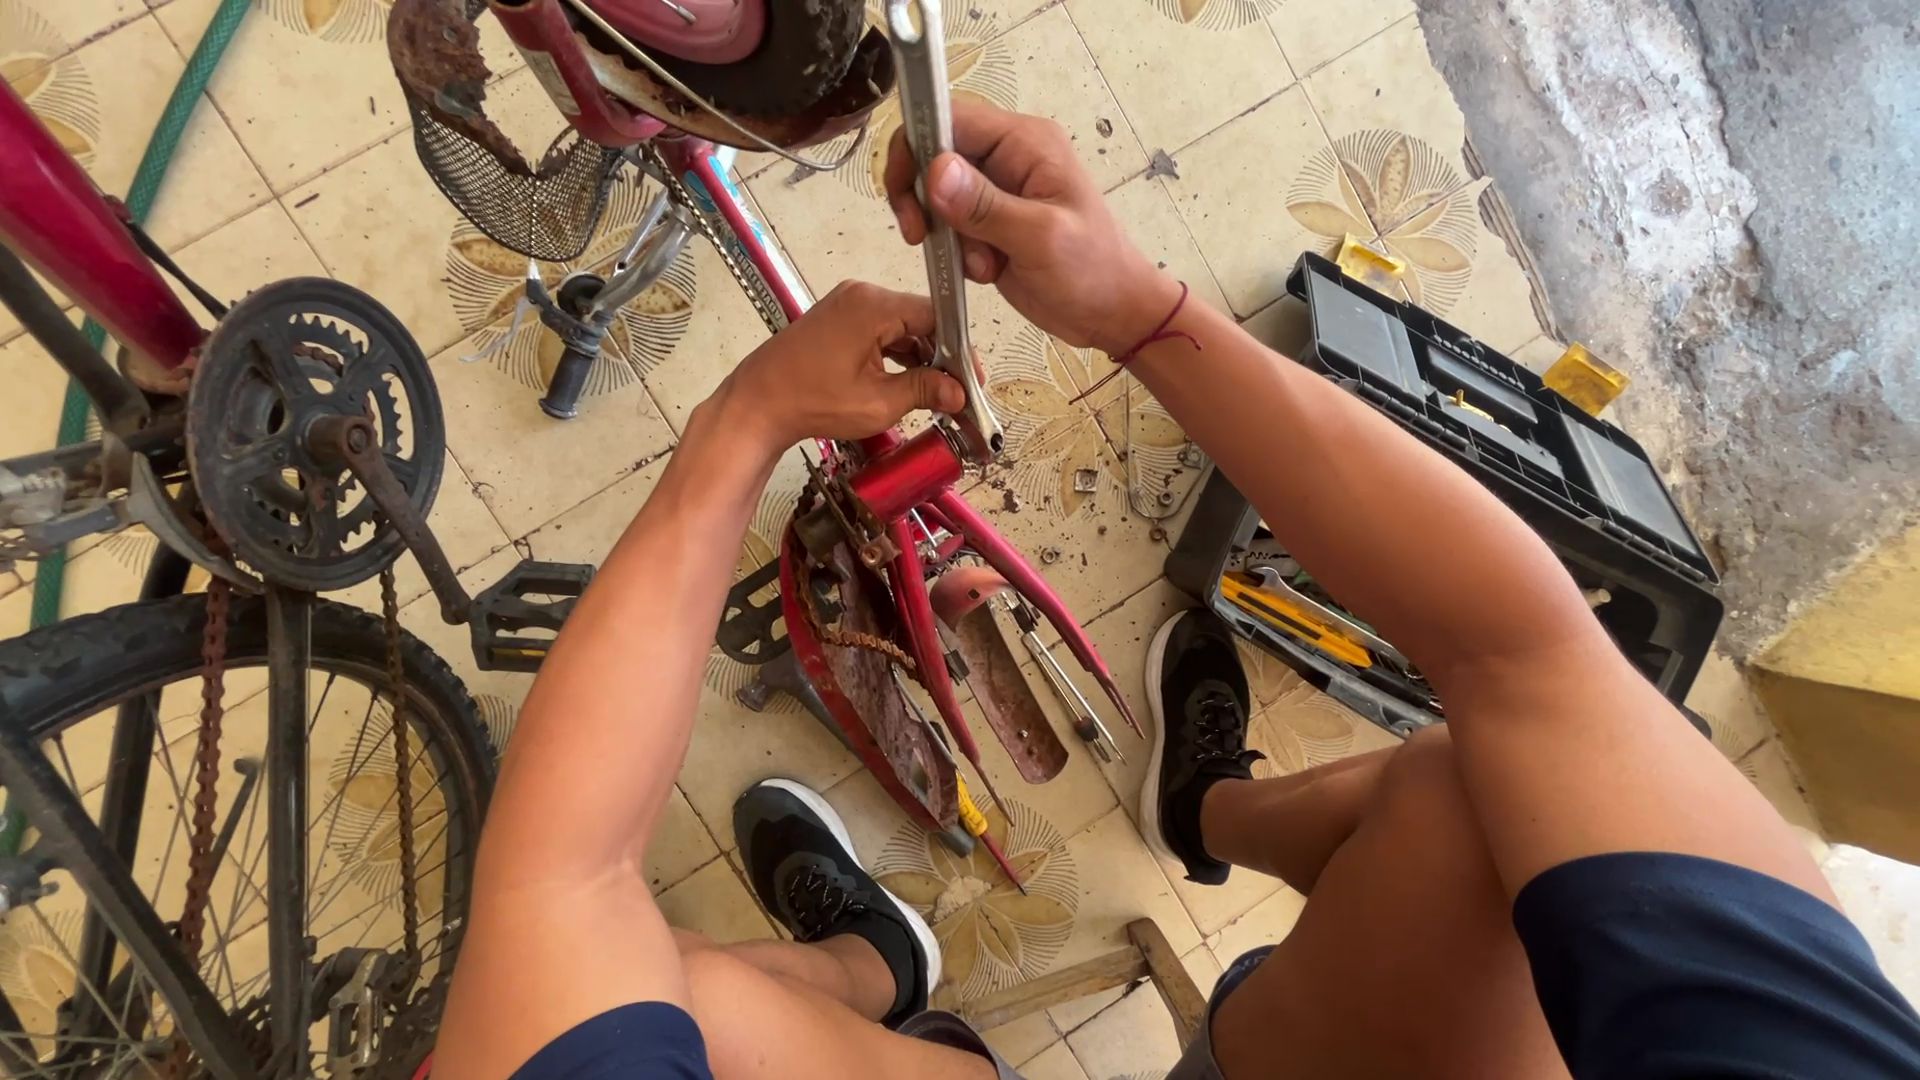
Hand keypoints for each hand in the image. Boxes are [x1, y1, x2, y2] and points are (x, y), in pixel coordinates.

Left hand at [718, 281, 965, 449]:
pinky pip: (880, 331)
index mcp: (873, 305)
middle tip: (956, 389)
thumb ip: (924, 391)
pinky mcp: (838, 320)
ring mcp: (847, 305)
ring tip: (934, 392)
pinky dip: (896, 355)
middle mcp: (862, 295)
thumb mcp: (879, 402)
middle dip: (941, 355)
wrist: (760, 404)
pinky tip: (907, 382)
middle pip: (919, 319)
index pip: (936, 316)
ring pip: (901, 326)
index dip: (959, 350)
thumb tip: (958, 393)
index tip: (971, 378)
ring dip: (919, 357)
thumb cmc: (812, 401)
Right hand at [884, 101, 1180, 355]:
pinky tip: (987, 272)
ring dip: (946, 236)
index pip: (951, 120)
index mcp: (1024, 143)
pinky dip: (957, 254)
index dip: (917, 149)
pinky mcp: (989, 229)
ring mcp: (996, 196)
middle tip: (921, 237)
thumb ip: (986, 206)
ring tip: (981, 265)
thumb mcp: (1039, 237)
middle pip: (935, 157)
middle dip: (924, 199)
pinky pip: (951, 231)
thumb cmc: (1092, 270)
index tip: (907, 196)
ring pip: (938, 199)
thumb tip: (934, 171)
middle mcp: (1006, 160)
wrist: (1111, 313)